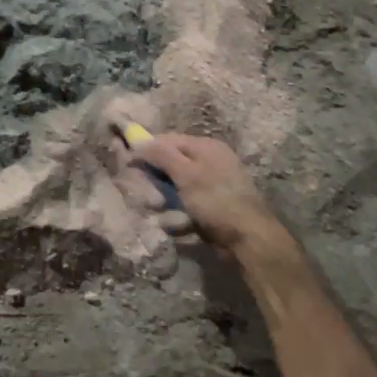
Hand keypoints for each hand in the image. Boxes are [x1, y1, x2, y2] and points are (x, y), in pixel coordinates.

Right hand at [123, 131, 280, 249]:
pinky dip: (179, 213)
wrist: (247, 236)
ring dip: (166, 199)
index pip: (168, 140)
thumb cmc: (215, 200)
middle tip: (146, 192)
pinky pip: (187, 204)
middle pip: (172, 163)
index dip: (147, 150)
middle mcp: (211, 161)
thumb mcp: (186, 174)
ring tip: (160, 211)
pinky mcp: (213, 205)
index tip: (128, 164)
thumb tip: (138, 140)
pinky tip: (177, 223)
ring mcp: (213, 184)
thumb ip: (162, 155)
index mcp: (206, 147)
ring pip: (177, 187)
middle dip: (156, 178)